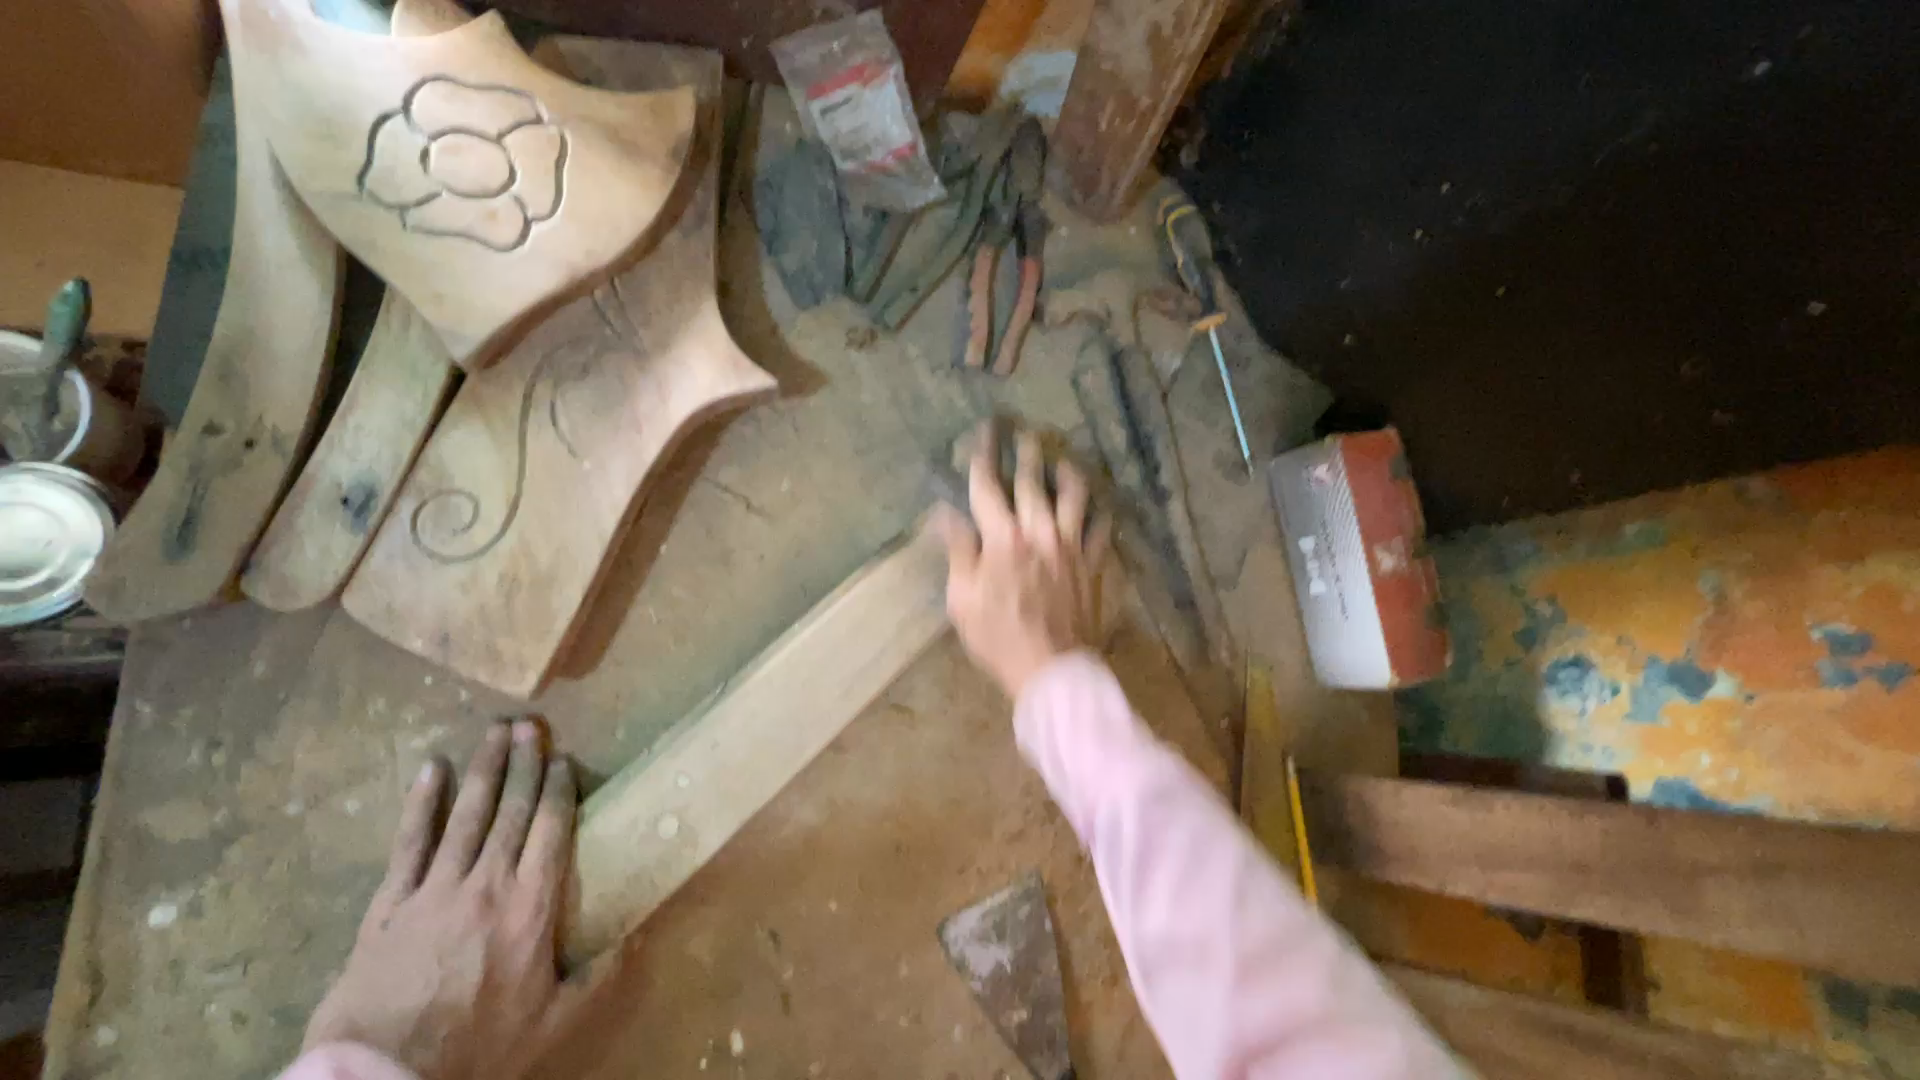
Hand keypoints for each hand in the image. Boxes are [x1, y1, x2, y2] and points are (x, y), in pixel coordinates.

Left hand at [303, 721, 628, 1079]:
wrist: (383, 1078)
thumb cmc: (477, 1049)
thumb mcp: (551, 1022)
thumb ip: (595, 978)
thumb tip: (634, 939)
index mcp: (531, 906)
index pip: (551, 830)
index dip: (560, 790)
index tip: (565, 760)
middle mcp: (488, 883)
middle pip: (512, 811)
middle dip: (525, 764)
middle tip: (531, 726)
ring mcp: (435, 889)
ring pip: (467, 815)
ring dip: (483, 770)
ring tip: (494, 732)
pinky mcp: (389, 904)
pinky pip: (409, 843)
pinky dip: (421, 804)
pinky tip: (432, 771)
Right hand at [936, 424, 1111, 699]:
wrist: (1051, 668)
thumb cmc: (998, 637)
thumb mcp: (962, 599)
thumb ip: (958, 551)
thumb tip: (945, 513)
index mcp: (1001, 539)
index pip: (988, 487)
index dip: (983, 457)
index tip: (982, 434)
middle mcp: (1039, 532)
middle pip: (1033, 481)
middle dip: (1027, 453)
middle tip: (1026, 433)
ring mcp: (1071, 546)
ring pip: (1075, 496)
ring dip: (1068, 473)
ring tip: (1065, 460)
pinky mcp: (1094, 564)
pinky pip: (1102, 528)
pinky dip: (1100, 513)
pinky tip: (1099, 506)